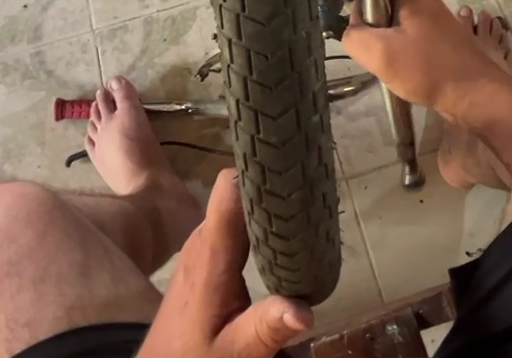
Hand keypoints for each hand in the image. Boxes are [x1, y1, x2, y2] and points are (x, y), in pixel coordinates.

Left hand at [137, 170, 312, 357]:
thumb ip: (267, 328)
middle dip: (271, 189)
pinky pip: (233, 224)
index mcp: (212, 252)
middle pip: (238, 192)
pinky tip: (281, 234)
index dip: (259, 171)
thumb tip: (306, 311)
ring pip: (237, 207)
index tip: (292, 171)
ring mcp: (202, 244)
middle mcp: (205, 238)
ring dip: (265, 207)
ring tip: (302, 210)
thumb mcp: (233, 353)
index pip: (230, 186)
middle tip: (309, 194)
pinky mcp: (204, 254)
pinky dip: (257, 224)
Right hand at [342, 0, 511, 128]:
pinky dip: (395, 46)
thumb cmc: (429, 68)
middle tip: (363, 39)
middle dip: (366, 14)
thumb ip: (354, 36)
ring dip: (380, 34)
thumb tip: (353, 29)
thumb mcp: (380, 52)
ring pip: (393, 16)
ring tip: (379, 58)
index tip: (347, 4)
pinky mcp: (437, 39)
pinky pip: (406, 33)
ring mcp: (431, 19)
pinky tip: (396, 68)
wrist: (476, 96)